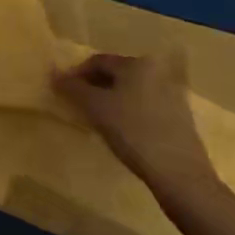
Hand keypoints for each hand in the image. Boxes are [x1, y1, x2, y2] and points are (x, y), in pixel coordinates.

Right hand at [52, 51, 215, 192]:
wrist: (179, 173)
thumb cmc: (133, 131)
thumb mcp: (95, 107)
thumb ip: (72, 88)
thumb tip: (55, 75)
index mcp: (137, 64)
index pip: (98, 61)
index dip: (76, 73)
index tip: (62, 90)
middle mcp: (157, 72)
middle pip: (116, 73)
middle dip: (94, 85)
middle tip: (77, 103)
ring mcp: (172, 94)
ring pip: (131, 89)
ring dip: (111, 98)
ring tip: (97, 116)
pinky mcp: (180, 116)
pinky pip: (145, 104)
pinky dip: (129, 110)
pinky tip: (121, 128)